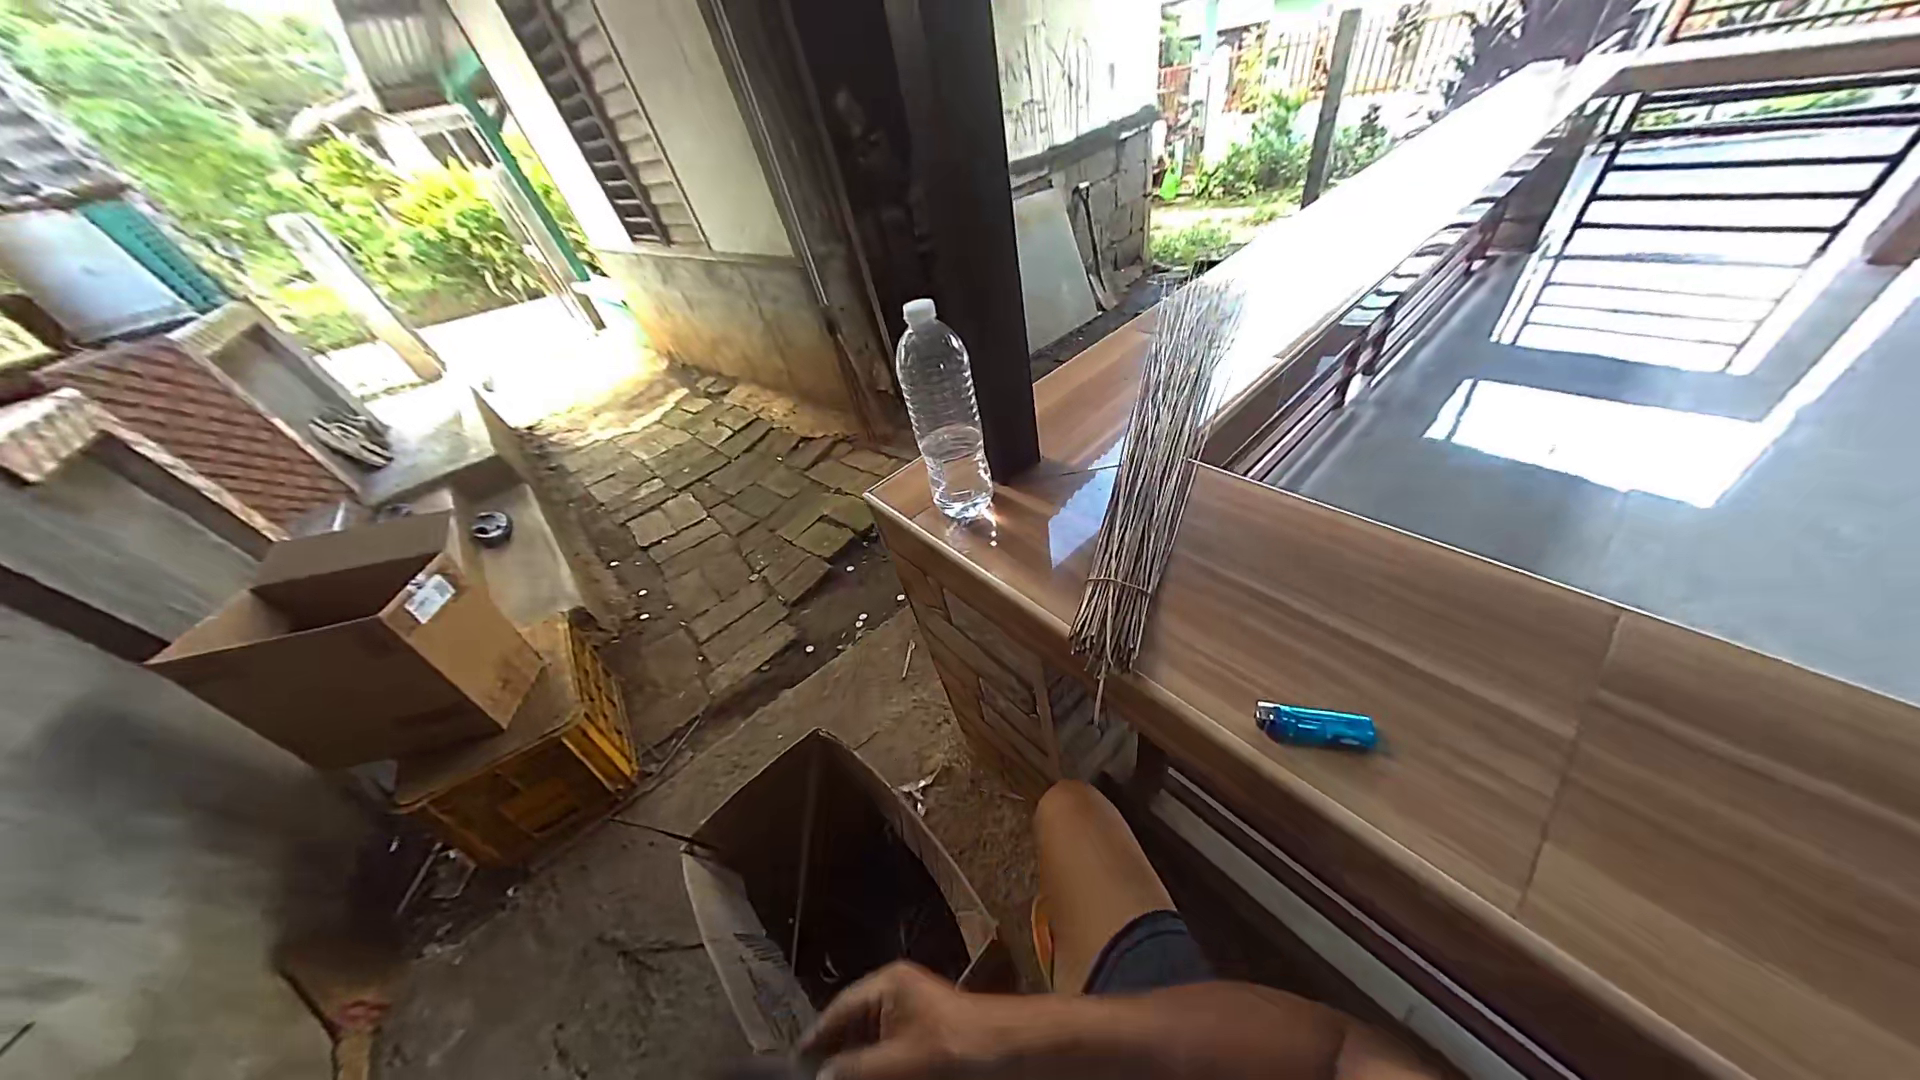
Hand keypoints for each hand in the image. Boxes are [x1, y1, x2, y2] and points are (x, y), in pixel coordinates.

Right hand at [800, 962, 1009, 1079]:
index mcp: (887, 984)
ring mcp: (909, 1011)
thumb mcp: (901, 1060)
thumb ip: (857, 1069)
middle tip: (815, 1078)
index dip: (816, 1038)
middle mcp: (894, 991)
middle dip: (835, 1055)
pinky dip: (875, 1066)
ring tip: (836, 1079)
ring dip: (854, 1063)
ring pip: (869, 1041)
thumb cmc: (955, 1045)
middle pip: (852, 1025)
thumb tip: (821, 1077)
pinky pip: (887, 1049)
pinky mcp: (921, 1033)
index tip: (795, 1066)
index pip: (839, 1009)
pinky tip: (869, 1078)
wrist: (1007, 1048)